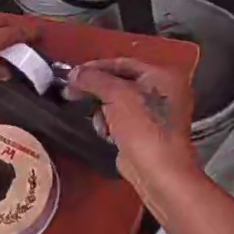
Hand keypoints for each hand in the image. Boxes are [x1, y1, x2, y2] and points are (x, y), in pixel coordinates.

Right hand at [65, 58, 196, 189]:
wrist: (157, 170)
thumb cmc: (142, 126)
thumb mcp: (116, 94)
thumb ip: (93, 79)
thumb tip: (73, 73)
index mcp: (163, 76)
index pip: (123, 63)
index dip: (95, 67)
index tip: (71, 74)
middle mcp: (163, 91)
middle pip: (119, 82)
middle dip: (96, 90)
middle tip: (71, 93)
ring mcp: (155, 113)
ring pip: (116, 102)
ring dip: (102, 110)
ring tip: (99, 122)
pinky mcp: (145, 131)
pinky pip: (120, 119)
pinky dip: (109, 124)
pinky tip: (106, 133)